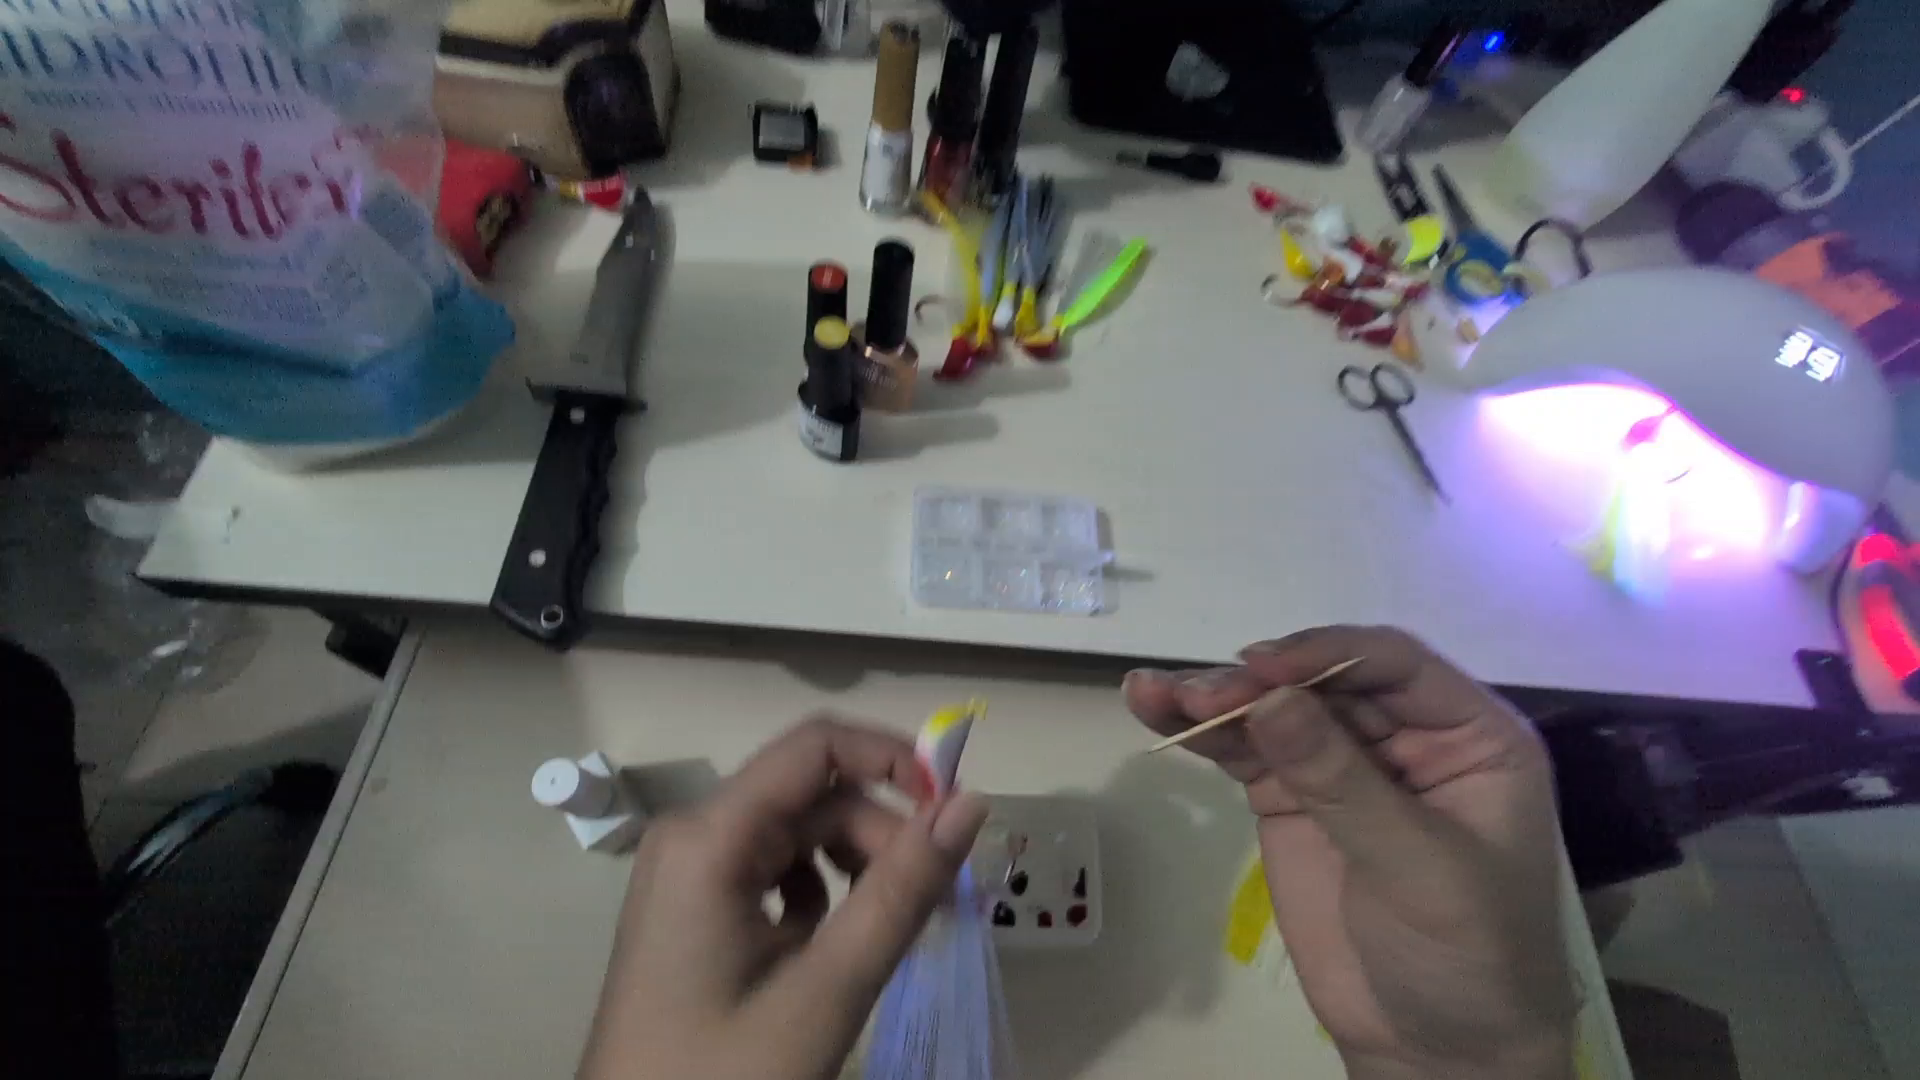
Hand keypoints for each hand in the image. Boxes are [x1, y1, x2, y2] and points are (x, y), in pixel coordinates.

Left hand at [577, 717, 989, 1079]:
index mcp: (710, 835)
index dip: (890, 757)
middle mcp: (696, 831)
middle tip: (938, 898)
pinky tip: (836, 941)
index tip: (950, 807)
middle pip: (814, 793)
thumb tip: (972, 803)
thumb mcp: (826, 989)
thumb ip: (902, 890)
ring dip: (860, 861)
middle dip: (882, 831)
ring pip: (803, 828)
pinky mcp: (702, 898)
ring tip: (894, 923)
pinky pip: (781, 863)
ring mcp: (694, 865)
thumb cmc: (723, 1079)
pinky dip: (826, 887)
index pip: (815, 745)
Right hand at [1125, 627, 1577, 1079]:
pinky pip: (1240, 747)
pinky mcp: (1286, 791)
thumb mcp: (1417, 868)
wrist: (1432, 1049)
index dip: (1325, 654)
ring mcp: (1335, 761)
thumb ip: (1340, 780)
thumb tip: (1268, 699)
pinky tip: (1151, 707)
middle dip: (1254, 683)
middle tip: (1197, 698)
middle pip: (1317, 680)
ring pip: (1269, 707)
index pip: (1393, 665)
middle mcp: (1396, 733)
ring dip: (1210, 697)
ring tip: (1151, 693)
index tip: (1259, 667)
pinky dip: (1197, 730)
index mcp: (1463, 737)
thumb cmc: (1465, 957)